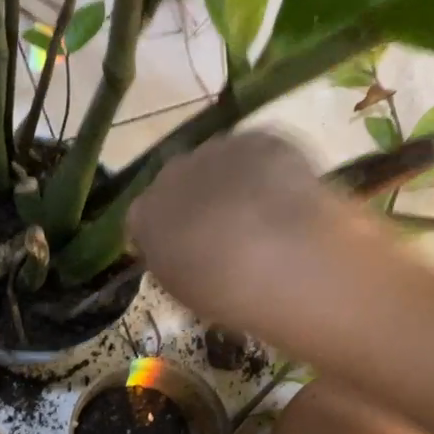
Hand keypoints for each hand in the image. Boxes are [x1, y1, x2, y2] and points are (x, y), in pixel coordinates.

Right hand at [128, 130, 390, 330]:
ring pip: (221, 162)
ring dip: (234, 180)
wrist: (279, 263)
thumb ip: (172, 258)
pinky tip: (288, 196)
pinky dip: (273, 169)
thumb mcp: (180, 288)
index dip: (169, 229)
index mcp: (144, 213)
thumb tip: (183, 251)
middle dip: (200, 198)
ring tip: (262, 212)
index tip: (186, 247)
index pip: (147, 215)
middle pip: (181, 181)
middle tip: (226, 229)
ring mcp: (216, 151)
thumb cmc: (221, 292)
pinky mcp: (261, 141)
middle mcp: (171, 174)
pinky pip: (263, 153)